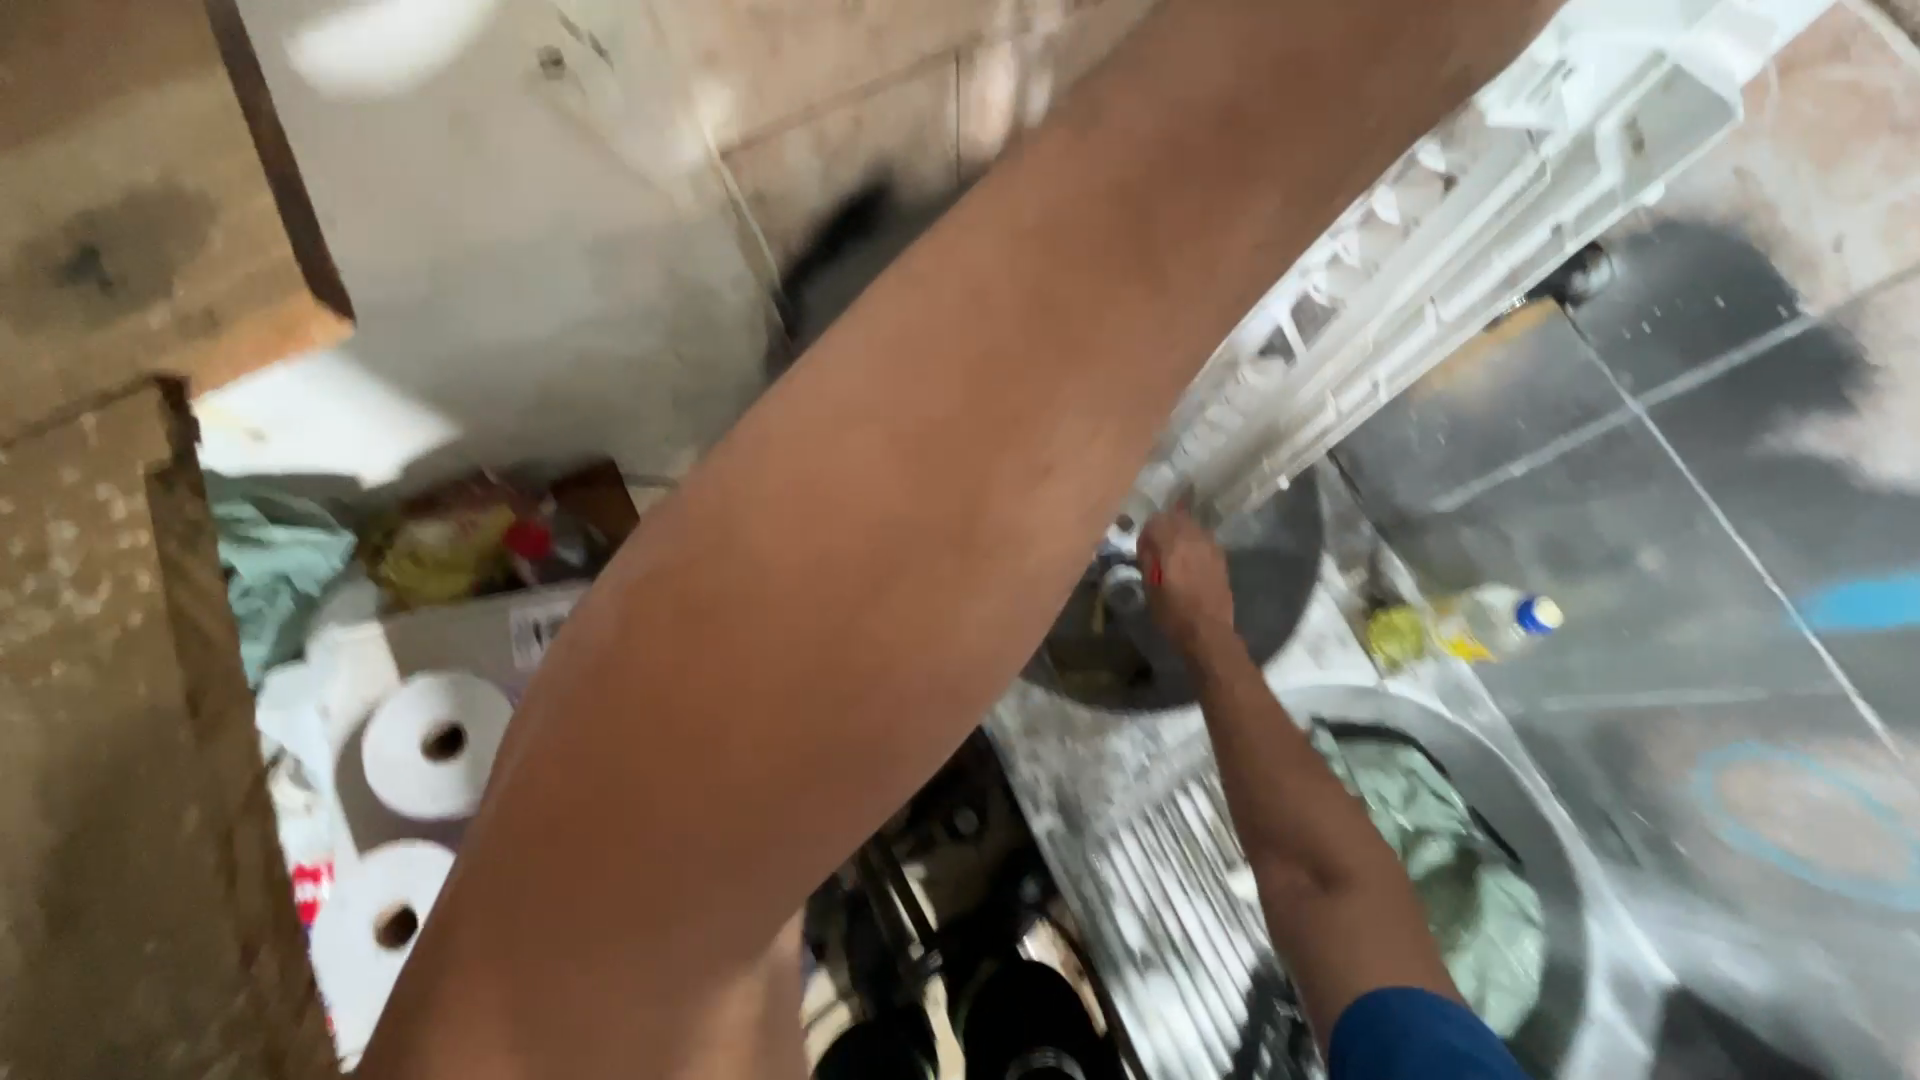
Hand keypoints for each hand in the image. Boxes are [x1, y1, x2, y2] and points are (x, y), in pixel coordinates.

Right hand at [1139, 507, 1235, 657]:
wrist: (1208, 631)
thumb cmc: (1173, 614)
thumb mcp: (1149, 588)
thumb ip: (1147, 559)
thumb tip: (1147, 544)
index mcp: (1172, 545)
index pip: (1156, 520)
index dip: (1147, 533)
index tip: (1143, 549)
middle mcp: (1193, 539)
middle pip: (1176, 517)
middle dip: (1164, 527)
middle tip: (1157, 546)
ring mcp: (1211, 546)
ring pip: (1192, 525)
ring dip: (1181, 532)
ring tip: (1174, 551)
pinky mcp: (1221, 557)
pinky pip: (1204, 538)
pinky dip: (1194, 542)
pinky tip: (1191, 559)